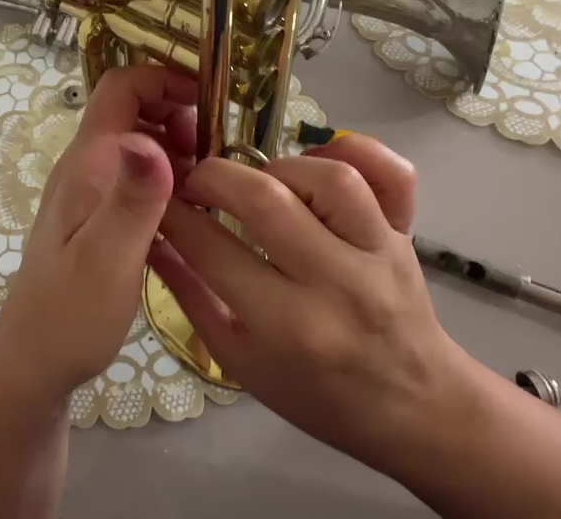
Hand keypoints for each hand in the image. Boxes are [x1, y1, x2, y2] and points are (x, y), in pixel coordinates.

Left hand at [0, 66, 196, 401]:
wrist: (34, 359)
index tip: (212, 102)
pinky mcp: (95, 214)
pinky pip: (134, 175)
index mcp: (87, 163)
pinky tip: (190, 209)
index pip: (120, 87)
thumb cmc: (72, 313)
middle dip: (177, 113)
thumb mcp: (109, 256)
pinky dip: (165, 176)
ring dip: (175, 146)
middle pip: (130, 108)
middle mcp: (84, 166)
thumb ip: (132, 198)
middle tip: (219, 155)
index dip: (164, 79)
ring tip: (213, 183)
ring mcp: (88, 189)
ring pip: (135, 141)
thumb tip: (147, 138)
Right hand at [148, 134, 483, 467]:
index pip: (209, 246)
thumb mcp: (237, 360)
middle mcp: (335, 283)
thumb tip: (146, 235)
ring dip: (279, 168)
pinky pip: (392, 174)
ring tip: (262, 184)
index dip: (170, 212)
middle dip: (213, 177)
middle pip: (265, 198)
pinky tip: (323, 156)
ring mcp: (379, 254)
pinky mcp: (406, 234)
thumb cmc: (316, 393)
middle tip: (195, 183)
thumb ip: (188, 293)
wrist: (415, 410)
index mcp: (286, 325)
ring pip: (328, 177)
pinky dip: (357, 149)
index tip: (154, 196)